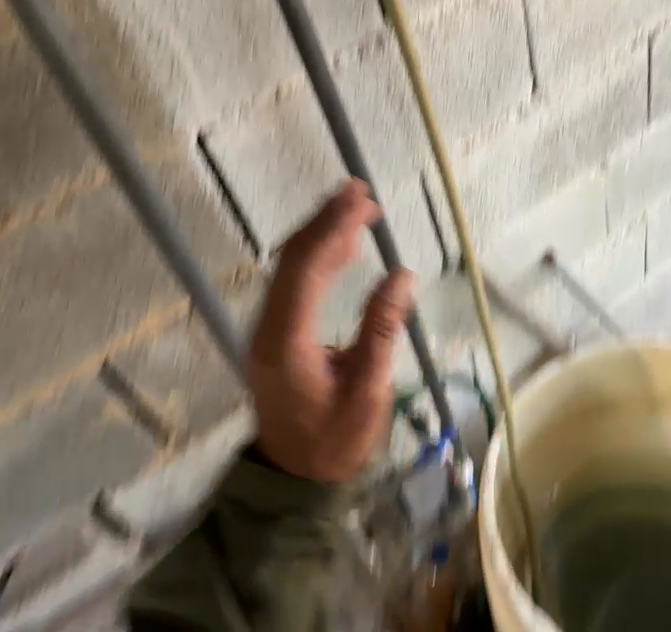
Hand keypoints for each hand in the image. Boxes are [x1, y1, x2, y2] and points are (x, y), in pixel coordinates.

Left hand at [249, 180, 415, 483]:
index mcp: (288, 341)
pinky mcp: (275, 332)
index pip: (305, 269)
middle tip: (362, 192)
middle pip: (292, 258)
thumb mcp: (368, 395)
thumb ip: (382, 332)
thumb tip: (402, 275)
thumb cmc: (334, 443)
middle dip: (326, 220)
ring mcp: (268, 328)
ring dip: (322, 232)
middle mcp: (269, 326)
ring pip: (290, 265)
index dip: (332, 229)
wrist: (293, 479)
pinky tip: (344, 245)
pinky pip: (293, 281)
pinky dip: (318, 254)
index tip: (362, 201)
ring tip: (358, 207)